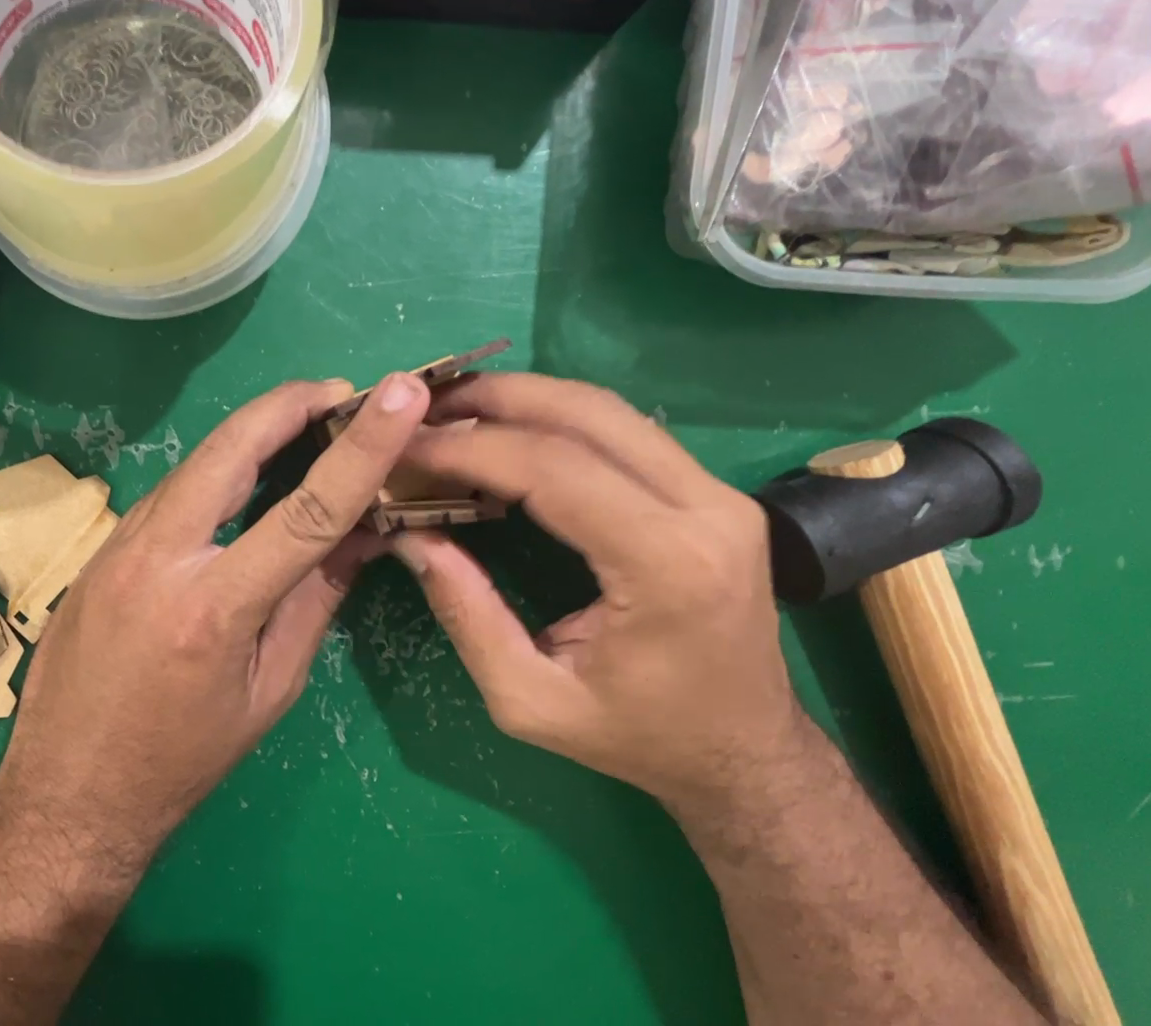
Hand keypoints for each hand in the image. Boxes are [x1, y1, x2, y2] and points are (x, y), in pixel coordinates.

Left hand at [0, 374, 431, 859]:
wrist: (70, 788)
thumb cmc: (183, 758)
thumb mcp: (269, 689)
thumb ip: (315, 600)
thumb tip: (364, 533)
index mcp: (215, 608)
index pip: (305, 508)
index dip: (360, 446)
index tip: (398, 393)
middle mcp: (159, 560)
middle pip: (230, 450)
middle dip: (289, 405)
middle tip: (339, 393)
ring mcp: (117, 549)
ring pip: (195, 466)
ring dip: (250, 437)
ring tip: (301, 430)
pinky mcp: (98, 552)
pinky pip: (167, 497)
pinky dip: (213, 476)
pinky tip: (240, 486)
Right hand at [390, 373, 808, 809]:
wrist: (744, 753)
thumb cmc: (638, 738)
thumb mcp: (530, 700)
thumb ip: (468, 616)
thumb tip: (410, 537)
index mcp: (666, 567)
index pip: (553, 469)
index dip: (470, 448)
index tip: (406, 447)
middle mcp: (706, 512)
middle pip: (586, 415)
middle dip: (494, 399)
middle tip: (425, 407)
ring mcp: (720, 495)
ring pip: (609, 411)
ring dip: (525, 399)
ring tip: (455, 409)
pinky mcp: (714, 494)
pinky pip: (626, 432)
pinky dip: (557, 420)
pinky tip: (509, 430)